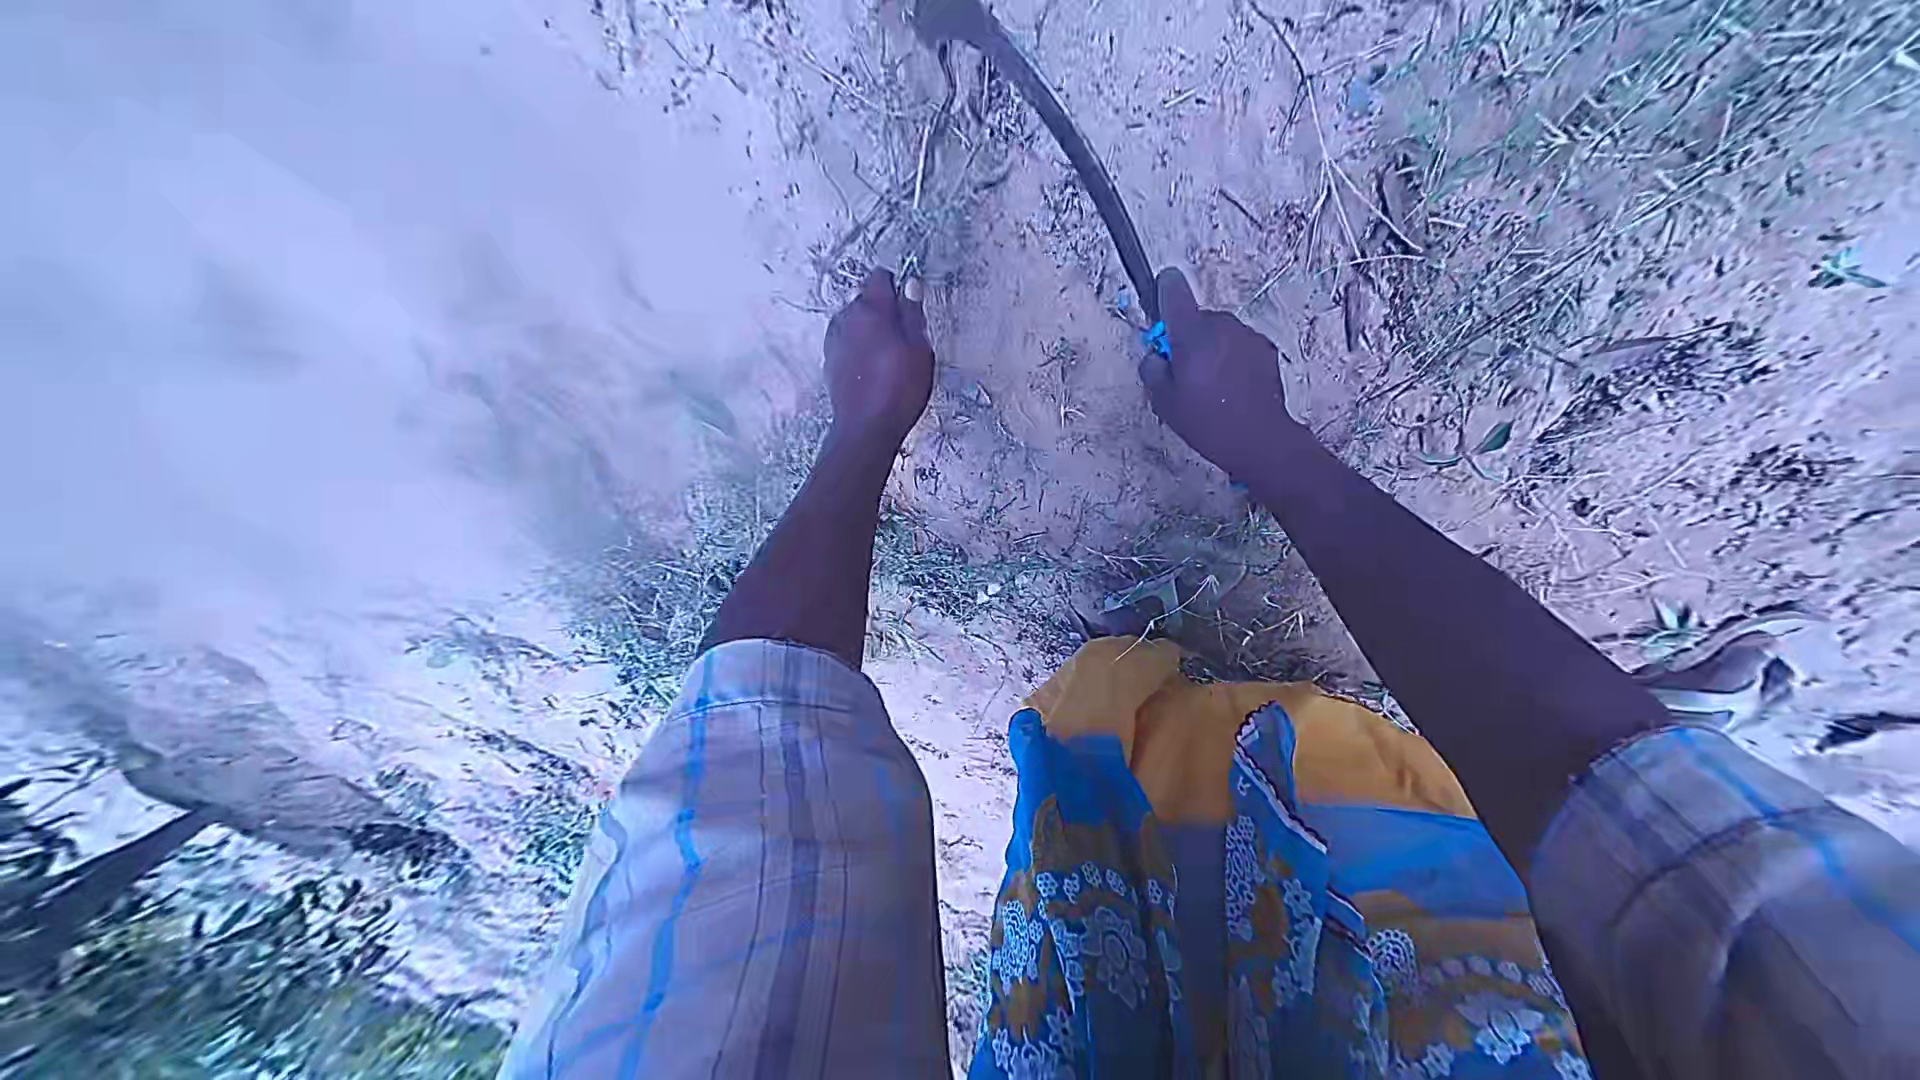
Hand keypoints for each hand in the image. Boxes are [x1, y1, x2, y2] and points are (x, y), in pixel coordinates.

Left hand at [824, 269, 933, 449]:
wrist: (866, 428)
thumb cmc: (899, 389)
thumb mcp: (919, 350)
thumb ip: (913, 314)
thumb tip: (911, 285)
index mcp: (872, 310)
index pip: (880, 277)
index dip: (896, 287)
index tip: (908, 305)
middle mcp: (847, 318)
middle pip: (866, 300)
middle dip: (883, 311)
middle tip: (903, 338)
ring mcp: (835, 340)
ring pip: (855, 322)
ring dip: (869, 330)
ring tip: (887, 357)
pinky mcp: (830, 361)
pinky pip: (847, 343)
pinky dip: (858, 348)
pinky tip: (872, 370)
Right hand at [1138, 267, 1296, 476]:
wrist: (1257, 438)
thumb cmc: (1206, 421)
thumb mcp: (1162, 400)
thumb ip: (1151, 368)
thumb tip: (1155, 355)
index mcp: (1192, 335)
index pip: (1174, 290)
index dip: (1162, 290)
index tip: (1158, 296)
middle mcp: (1222, 326)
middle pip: (1195, 318)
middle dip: (1185, 338)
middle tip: (1180, 372)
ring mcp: (1247, 335)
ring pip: (1217, 332)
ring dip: (1207, 349)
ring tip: (1205, 386)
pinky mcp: (1264, 348)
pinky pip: (1236, 344)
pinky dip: (1228, 358)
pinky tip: (1226, 388)